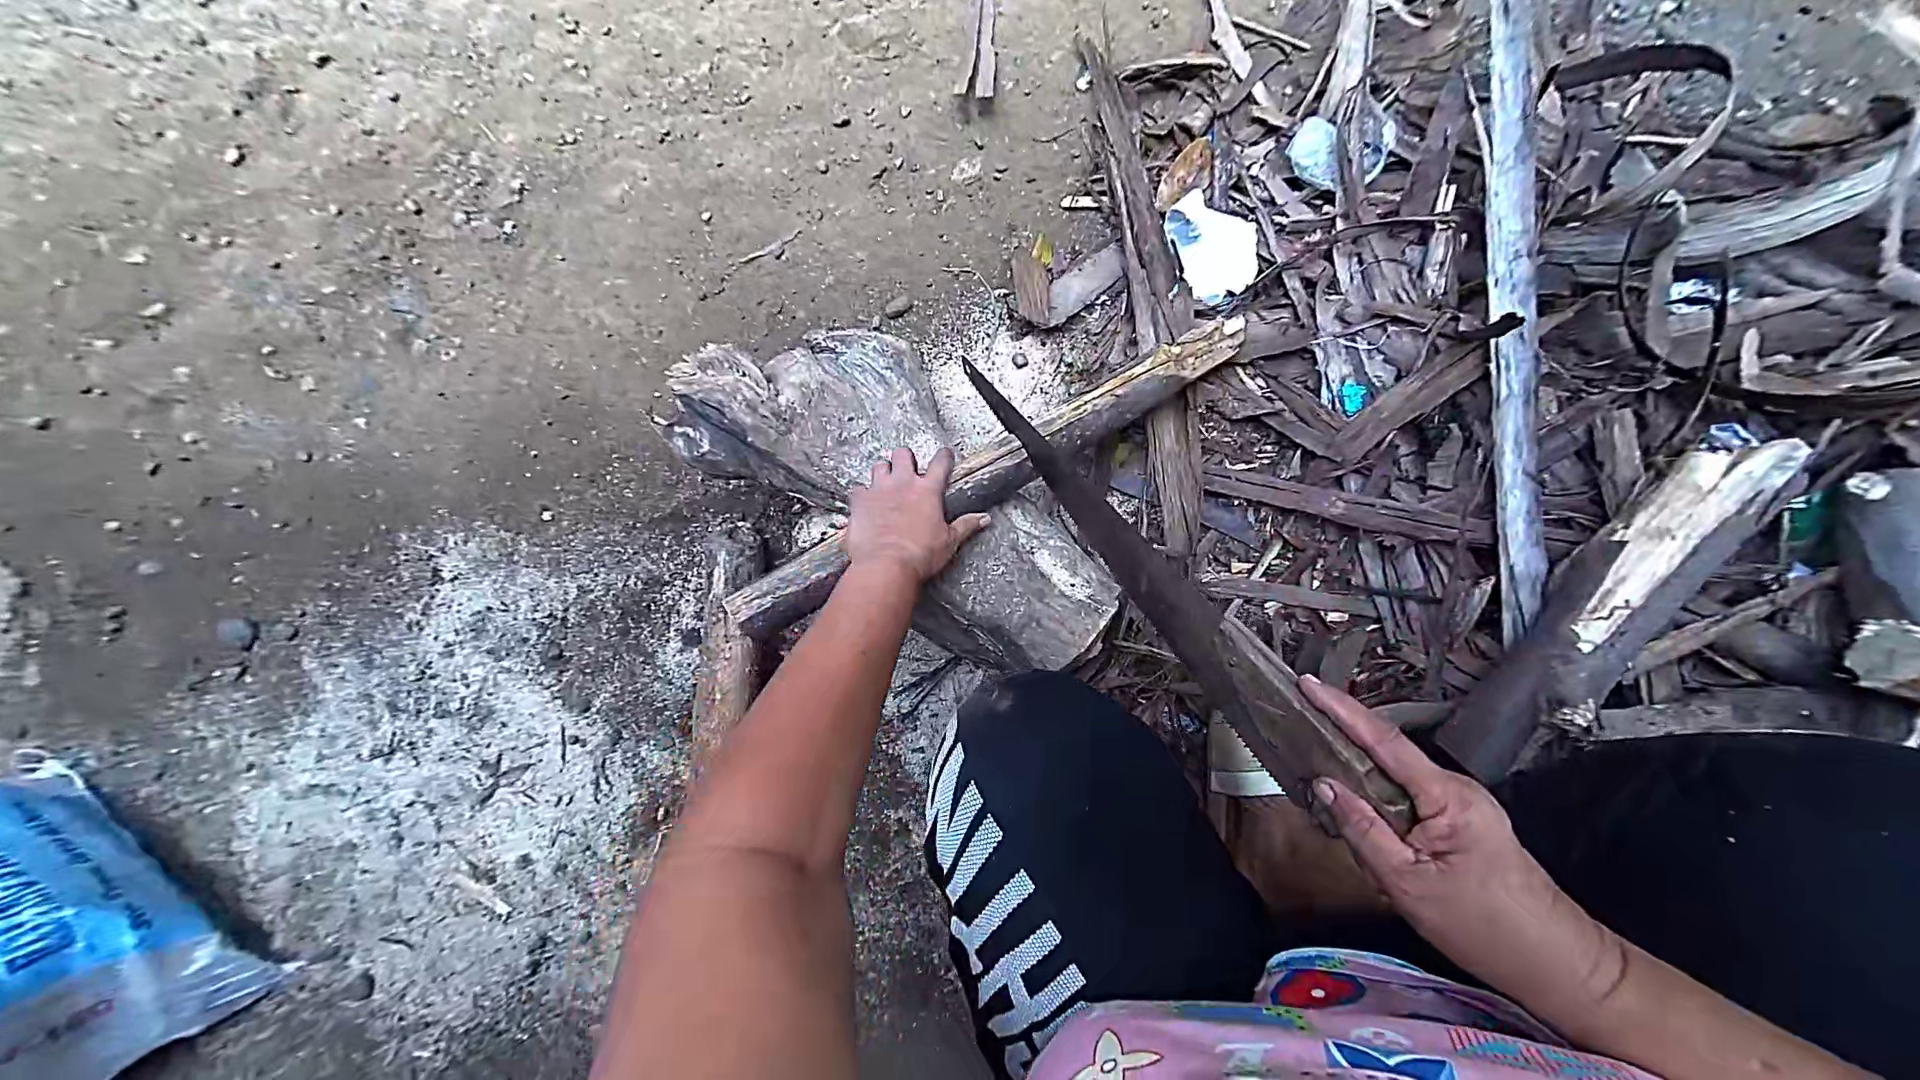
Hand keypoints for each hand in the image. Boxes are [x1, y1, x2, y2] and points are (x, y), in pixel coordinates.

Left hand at [844, 447, 991, 584]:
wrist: (886, 565)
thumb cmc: (919, 555)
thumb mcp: (949, 541)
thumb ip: (966, 525)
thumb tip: (983, 519)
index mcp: (928, 491)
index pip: (940, 463)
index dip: (944, 456)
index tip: (944, 456)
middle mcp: (903, 483)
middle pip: (903, 454)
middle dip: (905, 459)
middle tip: (907, 470)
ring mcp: (879, 490)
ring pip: (879, 466)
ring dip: (883, 472)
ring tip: (885, 483)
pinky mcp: (860, 501)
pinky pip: (858, 489)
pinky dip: (862, 494)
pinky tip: (865, 502)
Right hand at [1303, 676, 1625, 1011]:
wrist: (1559, 966)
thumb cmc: (1487, 928)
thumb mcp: (1407, 882)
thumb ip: (1361, 829)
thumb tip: (1324, 785)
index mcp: (1448, 796)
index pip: (1383, 740)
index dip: (1341, 708)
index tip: (1308, 684)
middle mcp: (1456, 788)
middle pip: (1386, 751)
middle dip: (1342, 738)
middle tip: (1299, 724)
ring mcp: (1460, 802)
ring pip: (1392, 776)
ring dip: (1358, 774)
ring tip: (1320, 774)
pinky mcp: (1459, 818)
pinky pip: (1405, 794)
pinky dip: (1375, 795)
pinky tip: (1358, 809)